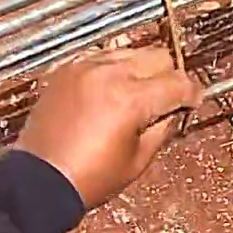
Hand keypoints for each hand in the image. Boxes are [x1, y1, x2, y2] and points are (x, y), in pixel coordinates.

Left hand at [15, 46, 199, 207]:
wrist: (39, 181)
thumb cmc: (89, 178)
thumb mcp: (138, 160)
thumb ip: (162, 128)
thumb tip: (174, 109)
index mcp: (130, 100)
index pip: (177, 82)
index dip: (192, 93)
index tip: (193, 101)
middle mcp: (108, 74)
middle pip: (158, 55)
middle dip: (169, 76)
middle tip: (167, 98)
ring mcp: (84, 68)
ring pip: (129, 51)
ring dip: (141, 70)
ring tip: (138, 95)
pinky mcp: (66, 71)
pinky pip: (101, 57)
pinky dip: (113, 70)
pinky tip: (112, 91)